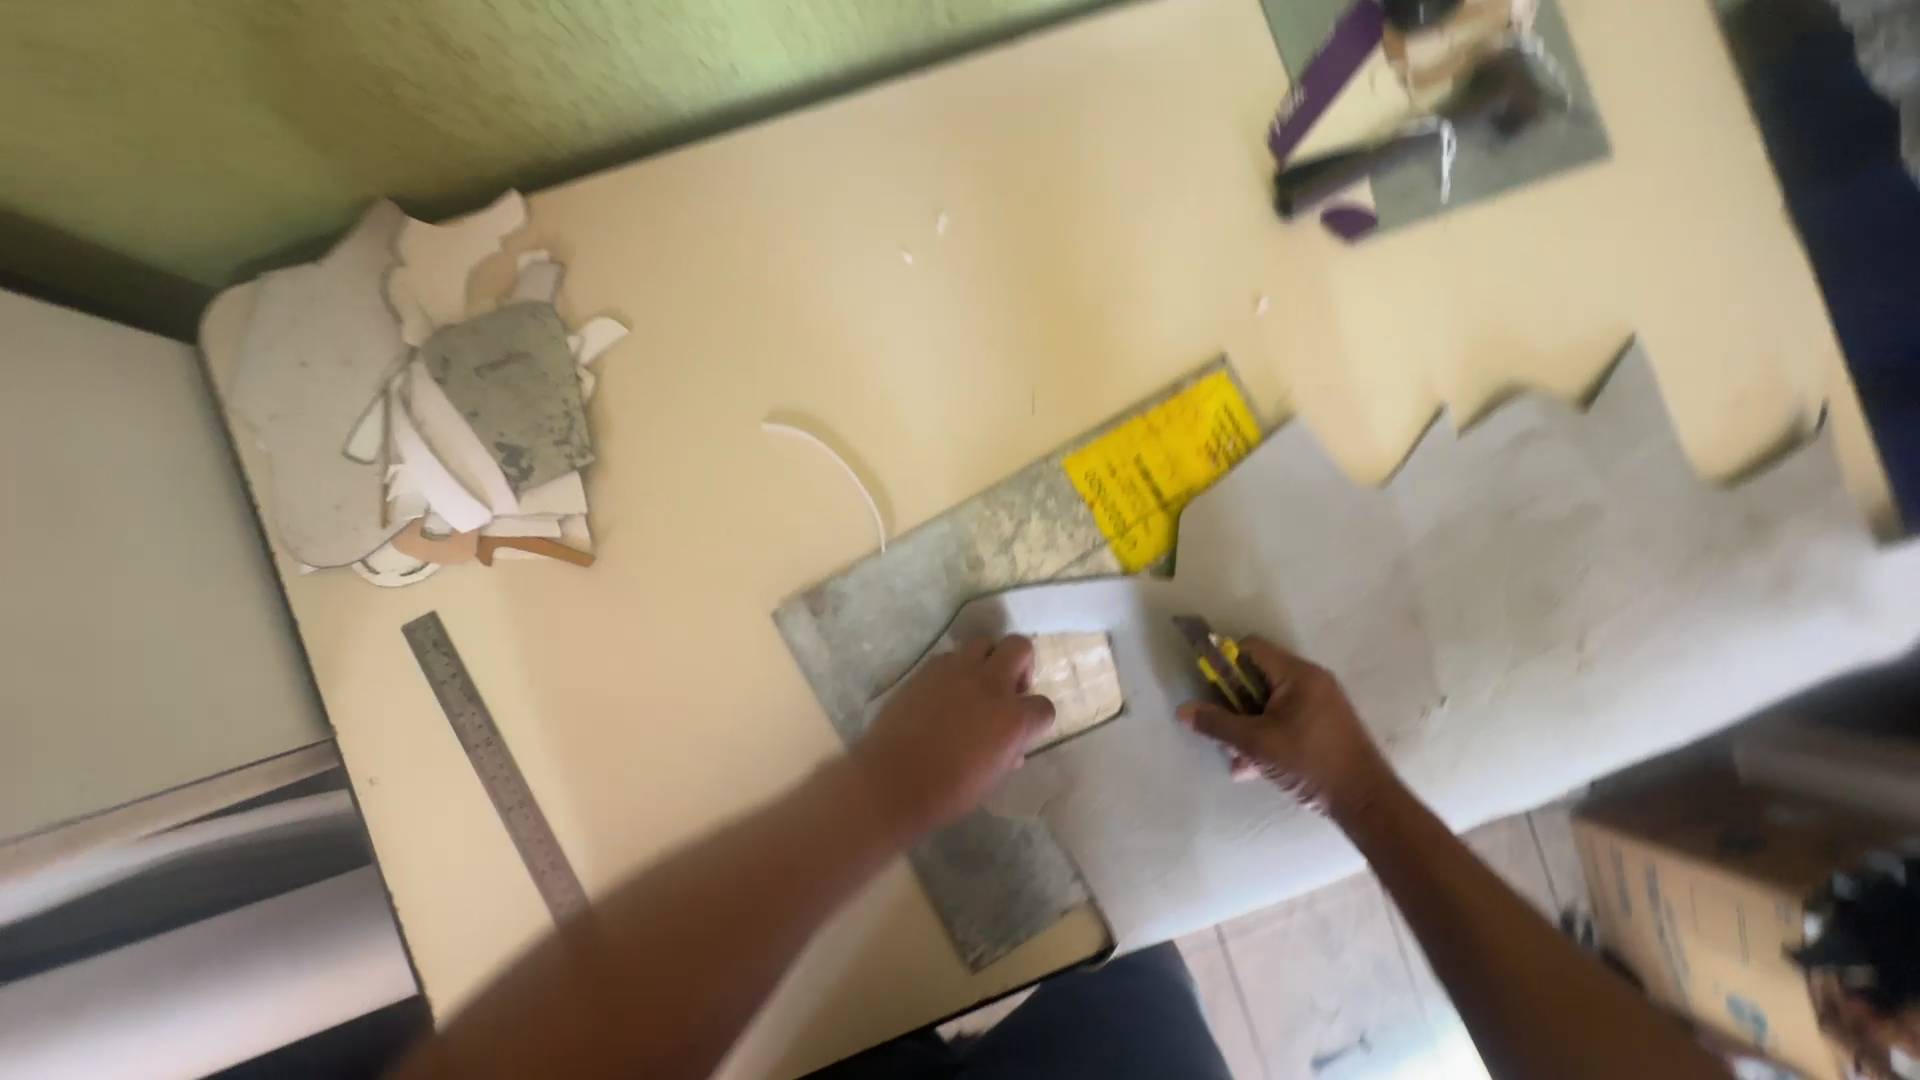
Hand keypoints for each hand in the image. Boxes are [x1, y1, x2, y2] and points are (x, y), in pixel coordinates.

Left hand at [851, 636, 1056, 835]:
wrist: (892, 781)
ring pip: (984, 642)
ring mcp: (956, 672)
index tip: (1024, 730)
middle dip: (1022, 665)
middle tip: (1009, 689)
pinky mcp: (927, 670)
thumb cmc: (947, 792)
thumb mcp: (992, 779)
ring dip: (987, 660)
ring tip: (976, 685)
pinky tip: (945, 693)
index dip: (1037, 719)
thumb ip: (1008, 754)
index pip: (1043, 706)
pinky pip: (951, 656)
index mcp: (1012, 718)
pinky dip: (956, 670)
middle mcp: (989, 685)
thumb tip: (1013, 748)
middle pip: (1020, 647)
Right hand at [1176, 637, 1396, 820]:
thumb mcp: (1256, 744)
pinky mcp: (1323, 727)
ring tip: (1233, 754)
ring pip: (1268, 704)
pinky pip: (1283, 720)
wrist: (1367, 803)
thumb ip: (1217, 724)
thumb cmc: (1311, 763)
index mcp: (1298, 674)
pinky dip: (1265, 736)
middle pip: (1257, 677)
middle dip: (1232, 702)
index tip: (1205, 685)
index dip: (1222, 661)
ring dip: (1245, 725)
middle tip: (1218, 725)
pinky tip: (1250, 767)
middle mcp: (1311, 682)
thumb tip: (1183, 711)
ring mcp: (1319, 705)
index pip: (1250, 648)